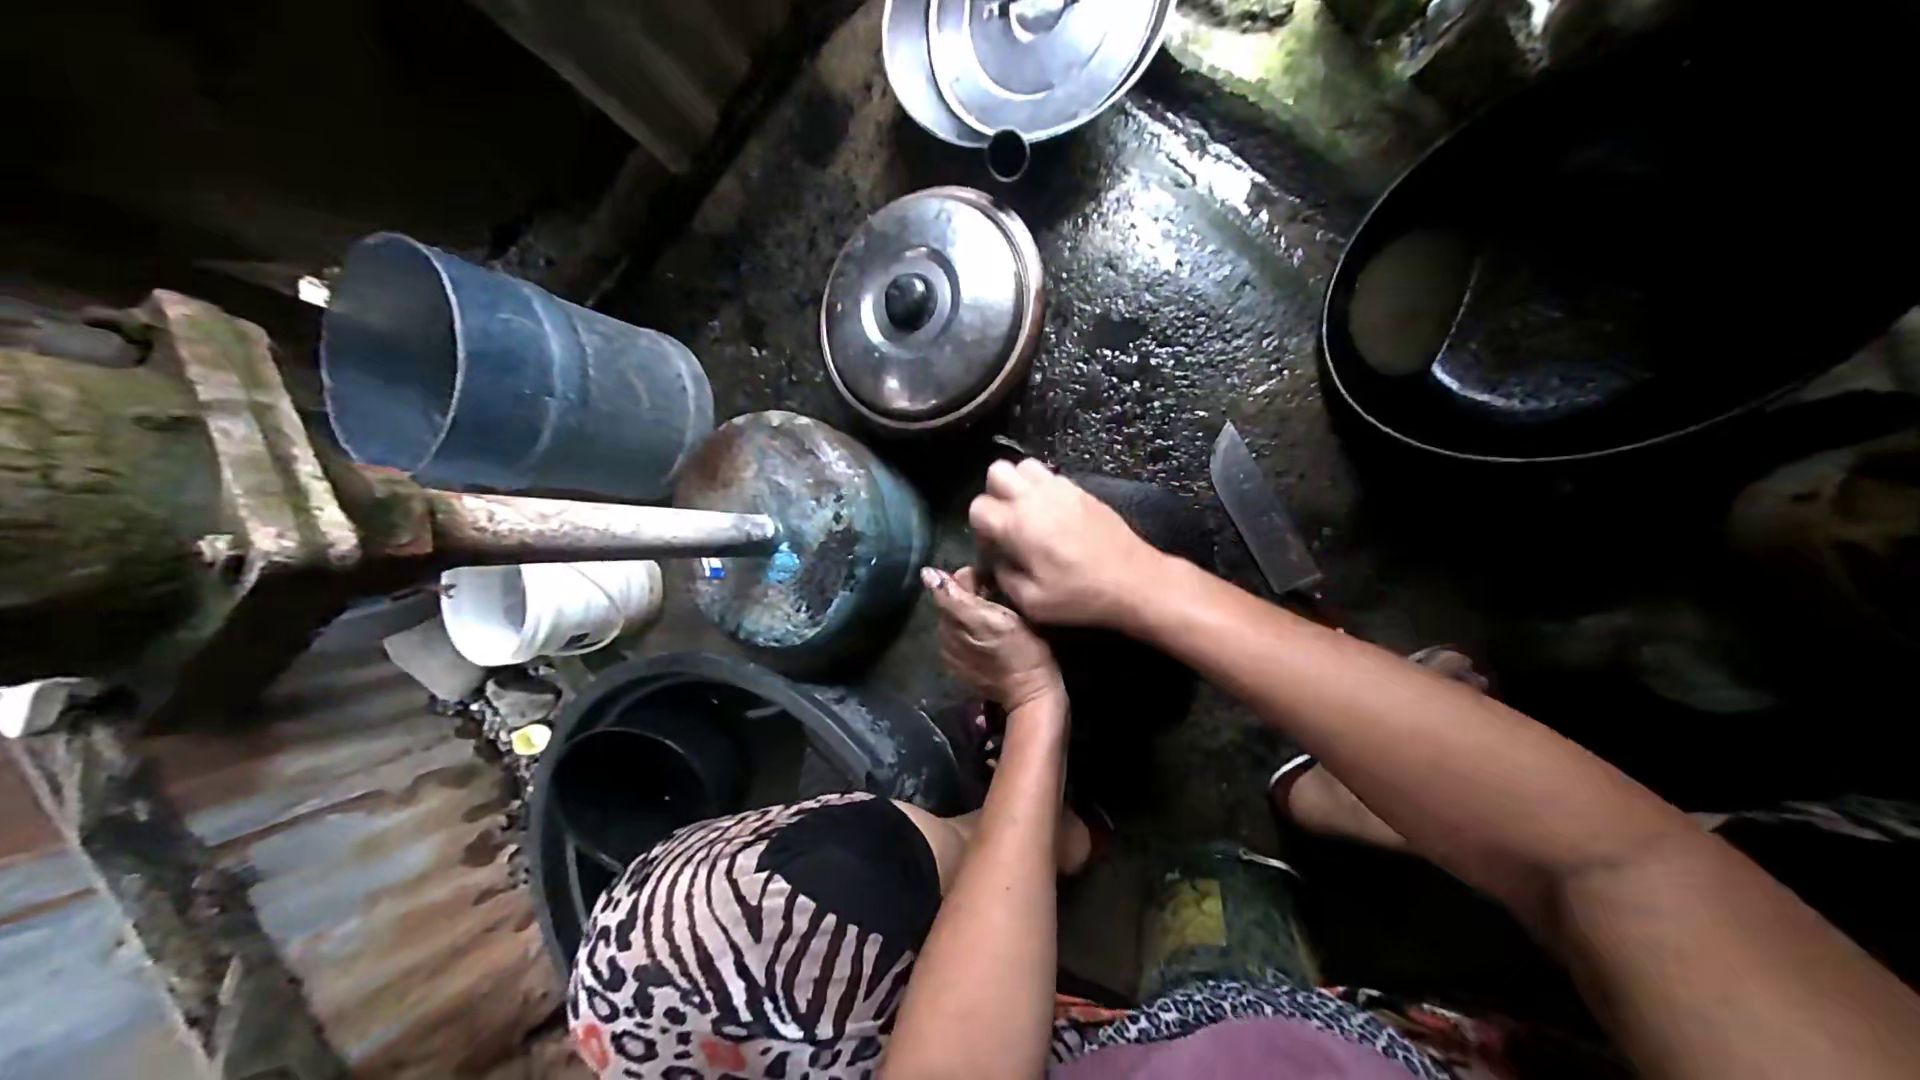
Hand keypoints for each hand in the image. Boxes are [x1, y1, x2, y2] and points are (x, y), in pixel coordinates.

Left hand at [922, 566, 1064, 711]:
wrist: (1032, 693)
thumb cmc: (1021, 651)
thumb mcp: (994, 618)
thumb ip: (957, 598)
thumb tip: (926, 573)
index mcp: (949, 623)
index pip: (949, 584)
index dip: (973, 577)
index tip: (996, 582)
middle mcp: (944, 638)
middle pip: (953, 602)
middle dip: (973, 595)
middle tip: (1002, 599)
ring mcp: (952, 654)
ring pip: (960, 618)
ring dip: (975, 612)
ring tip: (1000, 617)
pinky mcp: (963, 667)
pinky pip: (964, 637)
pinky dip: (976, 631)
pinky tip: (993, 638)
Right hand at [967, 459, 1165, 627]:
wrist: (1134, 581)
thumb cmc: (1081, 596)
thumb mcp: (1032, 602)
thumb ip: (1004, 577)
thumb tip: (999, 561)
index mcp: (1018, 525)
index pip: (978, 507)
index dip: (980, 528)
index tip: (994, 547)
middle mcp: (1035, 498)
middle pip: (997, 472)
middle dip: (994, 494)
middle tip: (1007, 522)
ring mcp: (1061, 489)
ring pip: (1024, 465)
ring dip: (1018, 485)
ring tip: (1028, 513)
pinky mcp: (1082, 490)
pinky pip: (1051, 475)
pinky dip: (1043, 489)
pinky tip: (1053, 515)